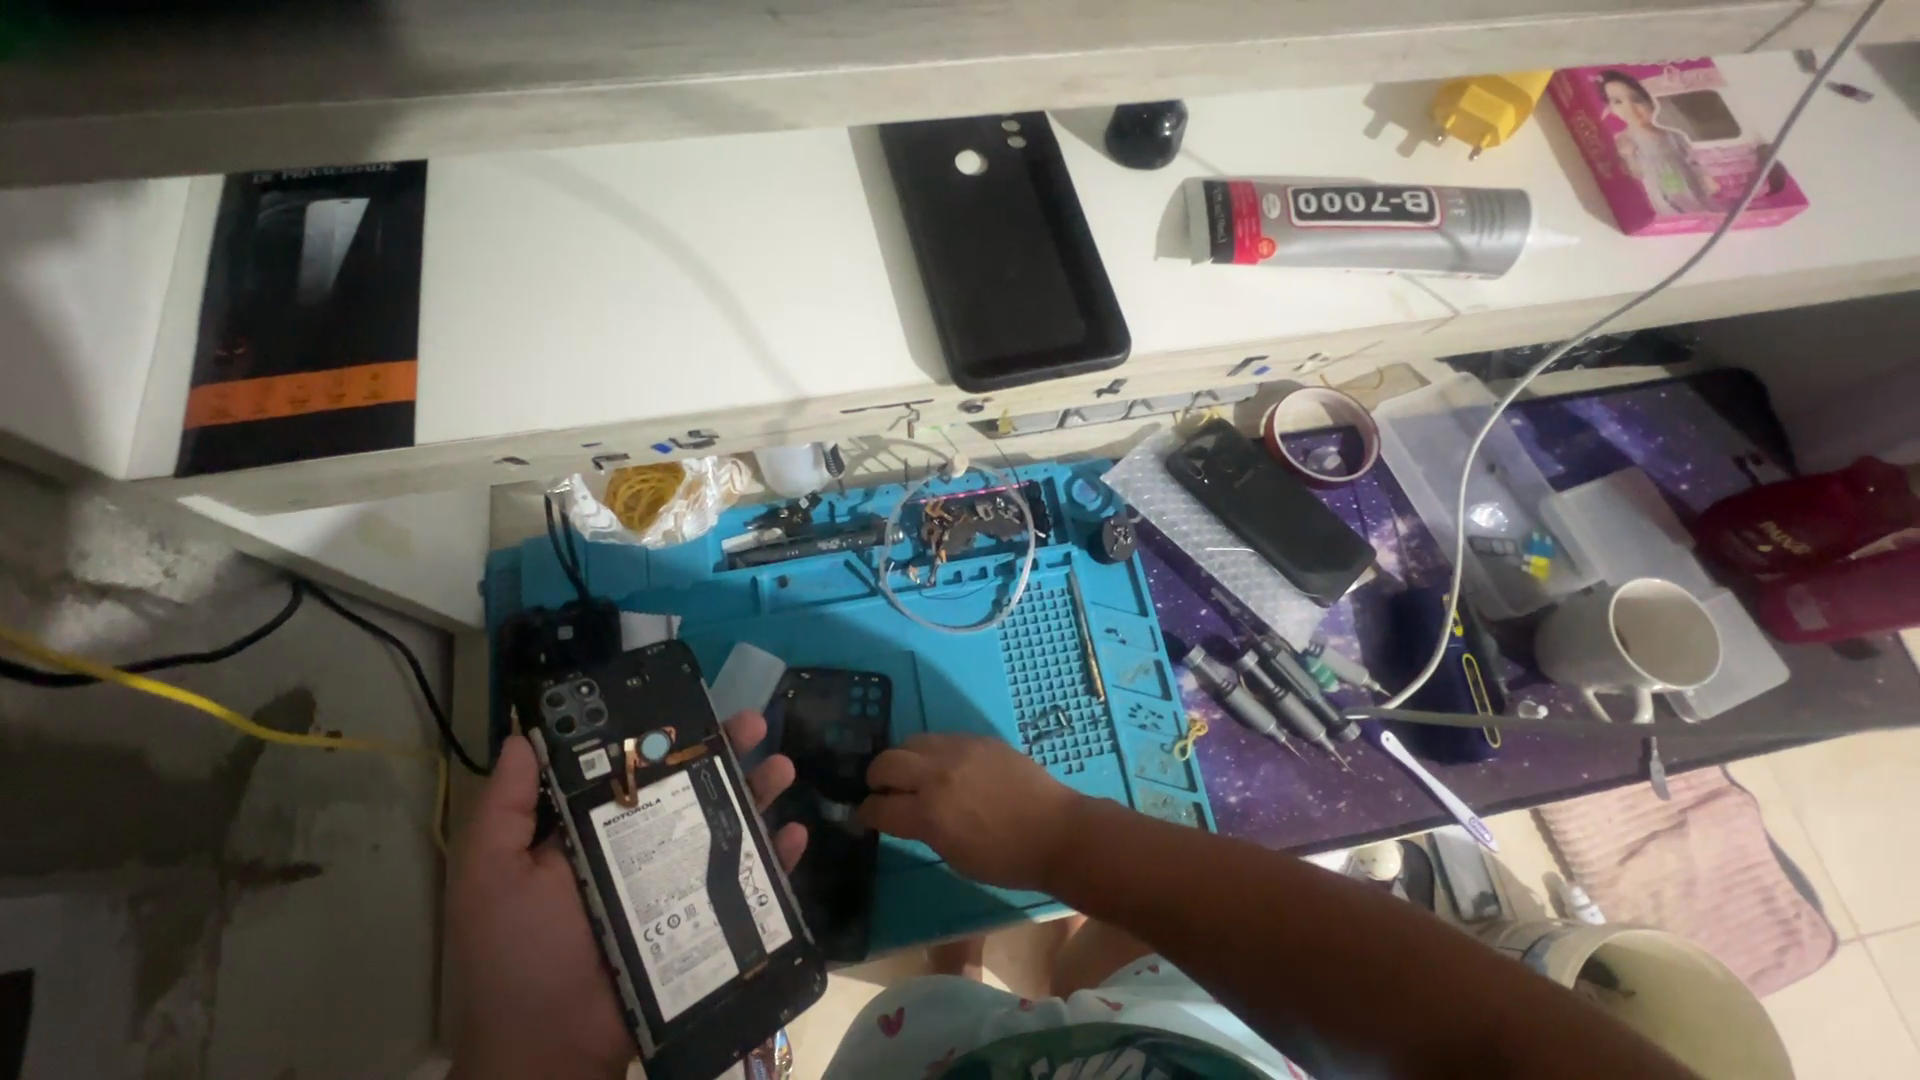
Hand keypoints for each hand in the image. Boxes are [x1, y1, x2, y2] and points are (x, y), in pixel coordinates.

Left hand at [447, 712, 807, 1079]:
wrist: (552, 1052)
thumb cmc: (519, 957)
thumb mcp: (492, 877)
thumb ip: (505, 810)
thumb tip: (520, 736)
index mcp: (591, 830)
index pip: (633, 769)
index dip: (661, 734)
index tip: (688, 704)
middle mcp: (639, 847)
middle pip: (689, 787)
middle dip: (723, 751)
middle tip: (754, 723)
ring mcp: (677, 883)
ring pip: (725, 824)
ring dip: (757, 791)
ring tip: (782, 768)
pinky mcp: (706, 918)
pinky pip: (749, 881)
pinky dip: (775, 857)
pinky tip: (793, 835)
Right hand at [859, 734, 1087, 891]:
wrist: (1056, 831)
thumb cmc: (1007, 859)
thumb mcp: (955, 857)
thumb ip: (925, 831)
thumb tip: (907, 817)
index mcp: (929, 814)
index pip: (879, 807)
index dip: (865, 814)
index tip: (862, 818)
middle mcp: (937, 775)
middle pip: (886, 762)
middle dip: (875, 779)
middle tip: (881, 791)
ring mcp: (959, 750)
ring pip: (911, 741)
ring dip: (903, 759)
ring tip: (910, 773)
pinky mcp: (979, 738)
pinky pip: (942, 737)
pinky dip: (932, 751)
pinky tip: (942, 766)